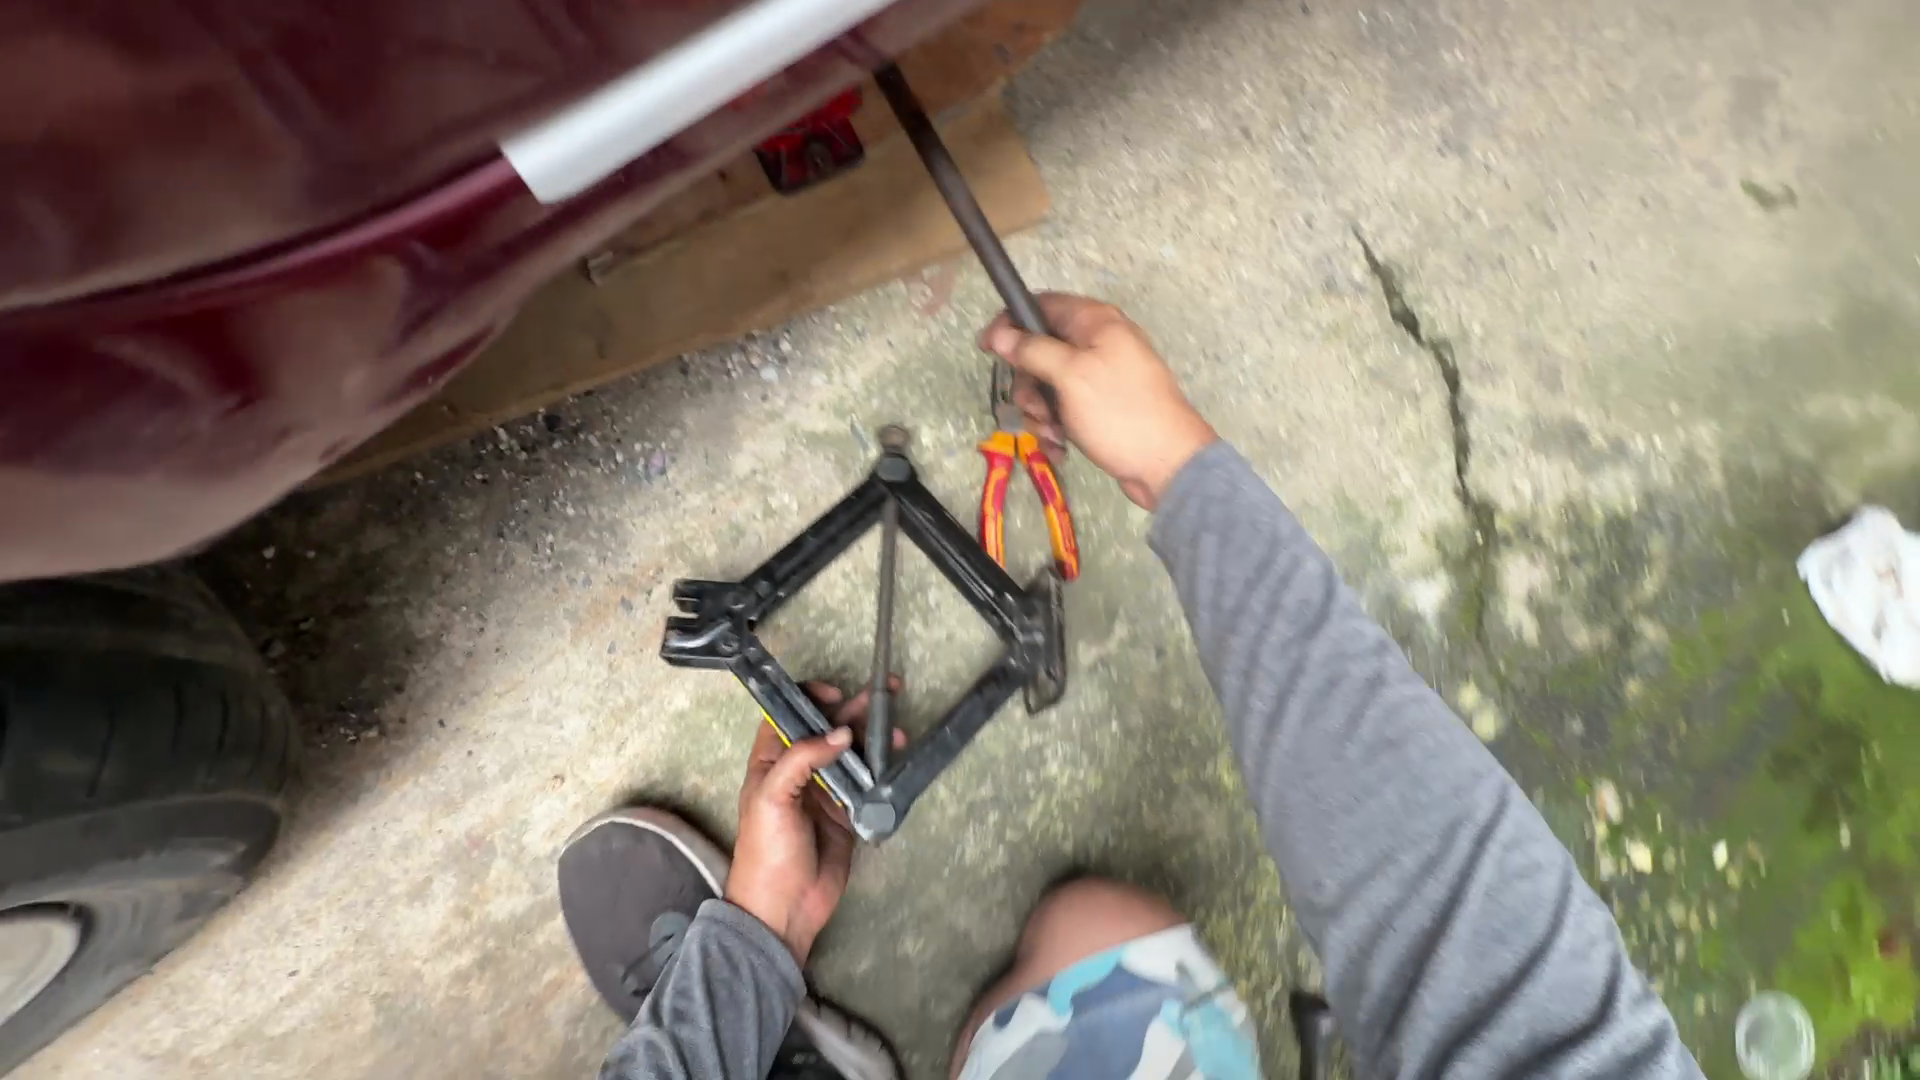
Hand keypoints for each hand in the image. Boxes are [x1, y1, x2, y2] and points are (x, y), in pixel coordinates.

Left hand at [724, 680, 902, 963]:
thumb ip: (803, 758)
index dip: (810, 698)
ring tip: (897, 722)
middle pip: (829, 728)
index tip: (835, 694)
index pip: (788, 715)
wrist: (784, 908)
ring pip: (853, 751)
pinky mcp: (850, 810)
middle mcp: (800, 769)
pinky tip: (899, 750)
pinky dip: (885, 763)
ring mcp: (827, 789)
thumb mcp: (771, 797)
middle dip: (854, 708)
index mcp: (772, 760)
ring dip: (874, 733)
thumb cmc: (767, 849)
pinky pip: (870, 779)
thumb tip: (843, 733)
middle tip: (885, 691)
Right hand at [980, 294, 1216, 510]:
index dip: (1011, 323)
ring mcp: (1099, 377)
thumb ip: (1032, 350)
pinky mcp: (1099, 407)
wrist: (1165, 463)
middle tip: (1034, 406)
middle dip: (1028, 382)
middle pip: (1040, 350)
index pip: (1041, 305)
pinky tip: (1061, 445)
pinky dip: (1056, 426)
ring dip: (1040, 411)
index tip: (988, 348)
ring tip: (1054, 432)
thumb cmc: (1119, 412)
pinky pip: (1063, 408)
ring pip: (1047, 384)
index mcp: (1095, 321)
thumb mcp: (1070, 376)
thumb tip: (1000, 334)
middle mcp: (1097, 343)